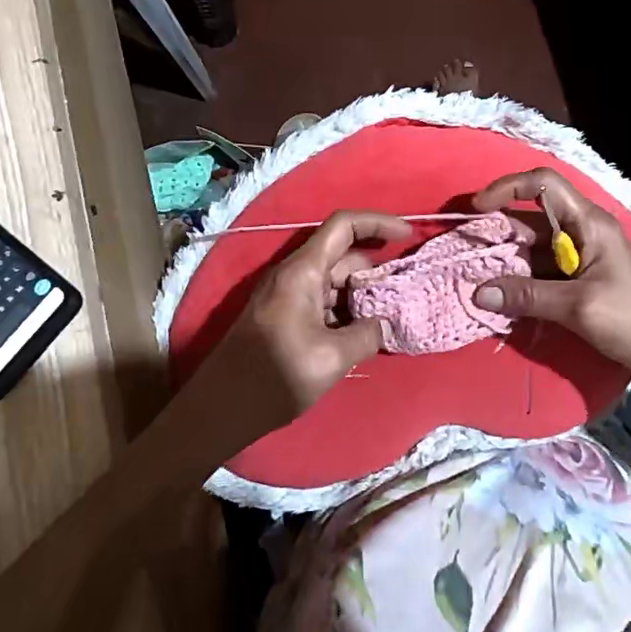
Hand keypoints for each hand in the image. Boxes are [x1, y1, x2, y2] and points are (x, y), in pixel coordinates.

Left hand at [189, 210, 412, 440]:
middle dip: (377, 269)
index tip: (409, 236)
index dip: (379, 223)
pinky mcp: (286, 315)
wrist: (221, 408)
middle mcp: (294, 274)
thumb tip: (386, 325)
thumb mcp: (332, 358)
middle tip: (408, 293)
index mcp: (303, 271)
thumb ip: (367, 334)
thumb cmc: (275, 377)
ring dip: (364, 293)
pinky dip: (348, 309)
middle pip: (344, 255)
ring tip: (393, 315)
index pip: (344, 225)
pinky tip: (366, 331)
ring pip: (336, 280)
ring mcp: (288, 295)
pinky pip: (324, 300)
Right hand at [471, 169, 630, 378]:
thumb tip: (479, 292)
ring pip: (533, 245)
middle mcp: (582, 230)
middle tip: (468, 252)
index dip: (508, 187)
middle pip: (532, 216)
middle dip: (499, 230)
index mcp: (589, 222)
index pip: (544, 183)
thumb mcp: (577, 306)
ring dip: (507, 258)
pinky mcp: (578, 277)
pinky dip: (519, 276)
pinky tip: (502, 292)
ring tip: (478, 275)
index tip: (478, 208)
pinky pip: (540, 268)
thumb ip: (527, 296)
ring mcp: (581, 254)